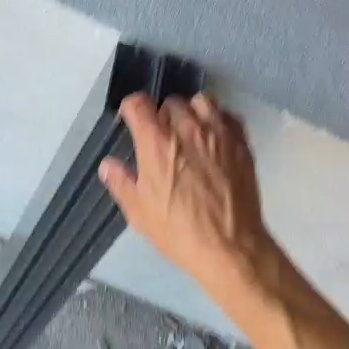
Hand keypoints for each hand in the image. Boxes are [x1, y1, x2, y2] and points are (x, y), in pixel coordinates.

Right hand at [98, 91, 273, 289]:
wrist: (230, 247)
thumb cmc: (179, 232)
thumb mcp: (140, 213)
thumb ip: (121, 183)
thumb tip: (107, 165)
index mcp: (156, 142)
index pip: (138, 104)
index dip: (131, 109)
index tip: (131, 120)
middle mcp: (187, 129)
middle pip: (170, 102)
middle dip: (162, 115)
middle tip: (162, 137)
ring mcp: (218, 133)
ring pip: (201, 101)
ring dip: (192, 111)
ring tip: (190, 131)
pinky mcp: (241, 143)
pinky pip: (228, 115)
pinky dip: (218, 120)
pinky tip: (215, 139)